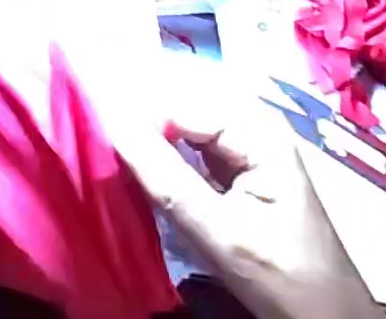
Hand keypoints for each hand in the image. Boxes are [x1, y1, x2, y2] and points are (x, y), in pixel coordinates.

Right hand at [113, 72, 382, 318]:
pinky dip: (156, 147)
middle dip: (137, 115)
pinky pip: (182, 141)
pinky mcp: (228, 164)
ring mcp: (239, 143)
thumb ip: (166, 179)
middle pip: (178, 104)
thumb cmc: (286, 282)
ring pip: (176, 120)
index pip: (180, 104)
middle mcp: (248, 124)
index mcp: (257, 131)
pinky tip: (135, 155)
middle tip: (99, 131)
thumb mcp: (223, 235)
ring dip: (144, 130)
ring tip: (110, 140)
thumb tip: (111, 125)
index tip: (101, 132)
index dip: (138, 115)